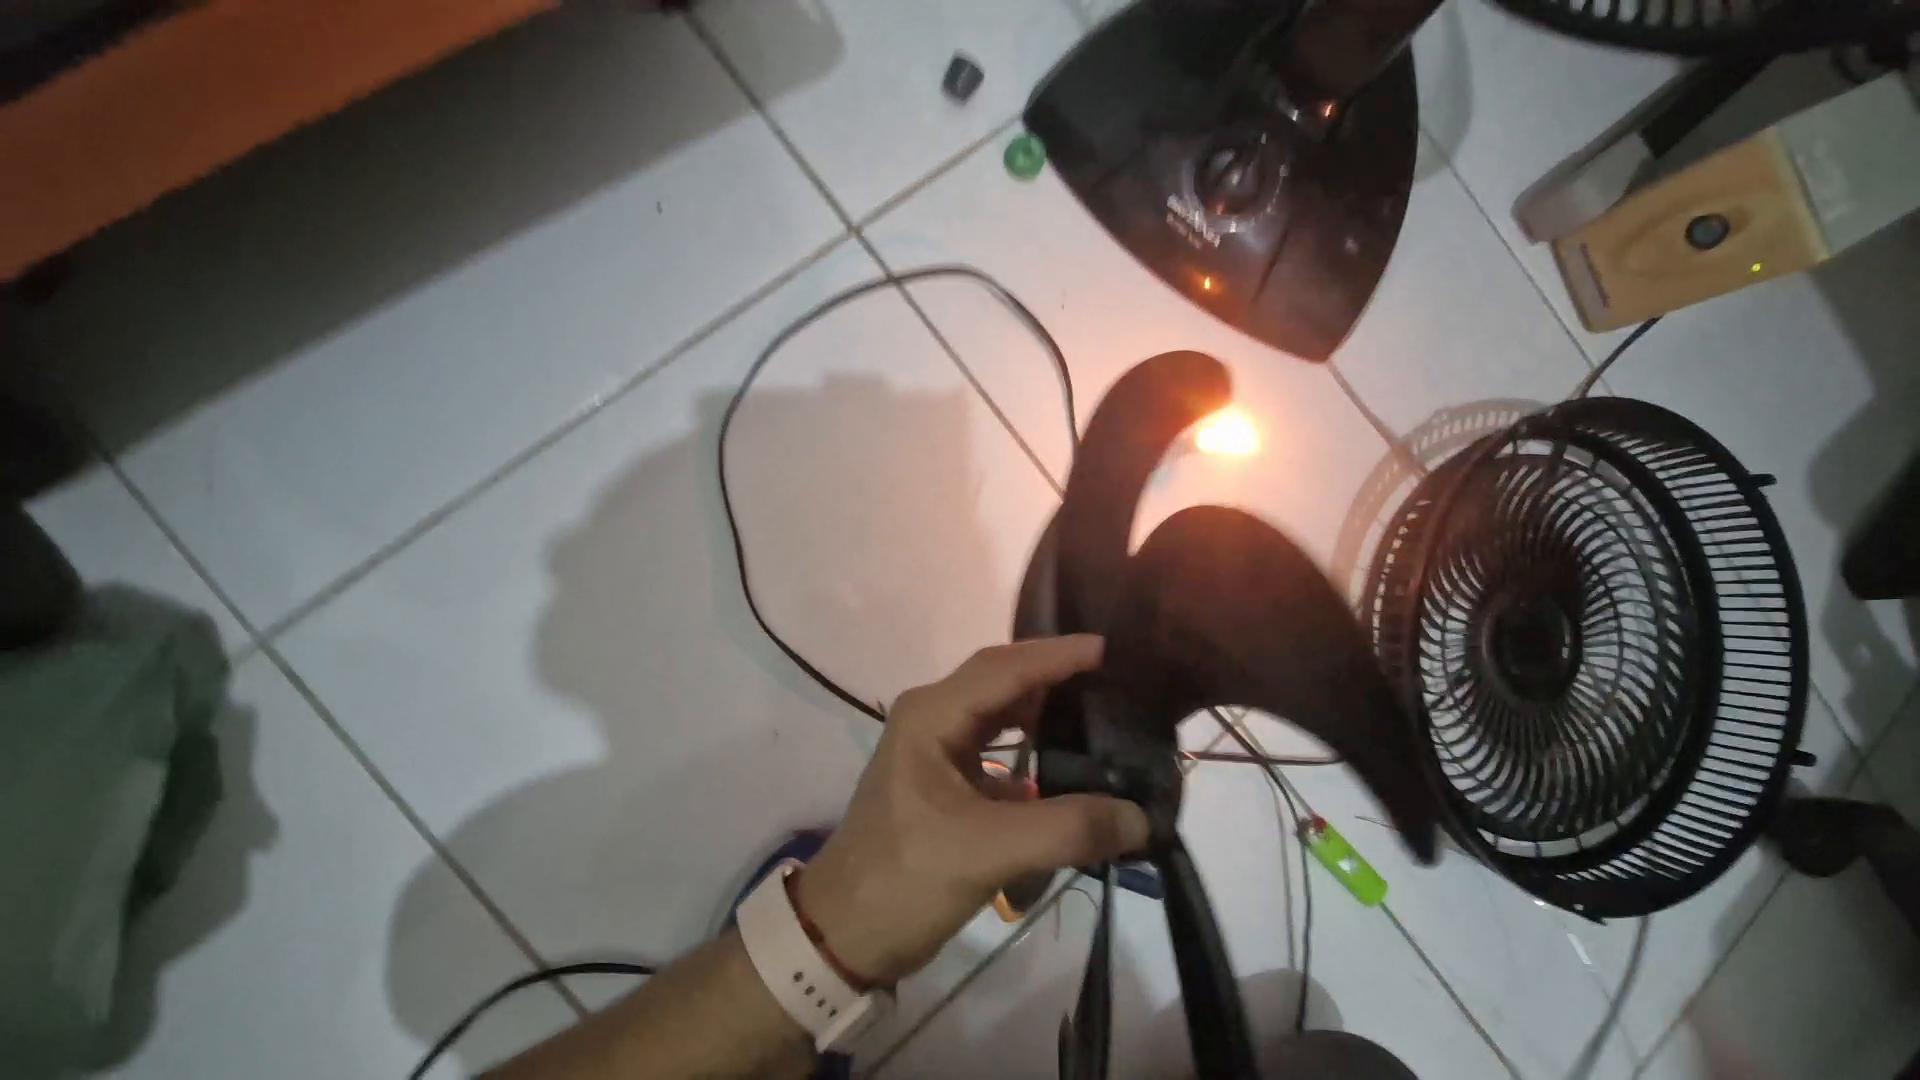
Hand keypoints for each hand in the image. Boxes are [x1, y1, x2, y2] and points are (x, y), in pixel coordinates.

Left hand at [794, 636, 1150, 986]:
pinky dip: (1034, 746)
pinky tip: (1069, 759)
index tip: (1111, 649)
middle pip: (1003, 680)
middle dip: (1056, 674)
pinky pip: (998, 747)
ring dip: (1045, 709)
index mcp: (931, 715)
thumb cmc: (905, 877)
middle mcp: (932, 717)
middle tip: (1115, 676)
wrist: (846, 932)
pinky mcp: (946, 779)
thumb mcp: (986, 851)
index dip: (1058, 654)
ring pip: (1001, 712)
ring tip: (1101, 709)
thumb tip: (1141, 817)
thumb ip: (1066, 829)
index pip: (1004, 668)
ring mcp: (936, 748)